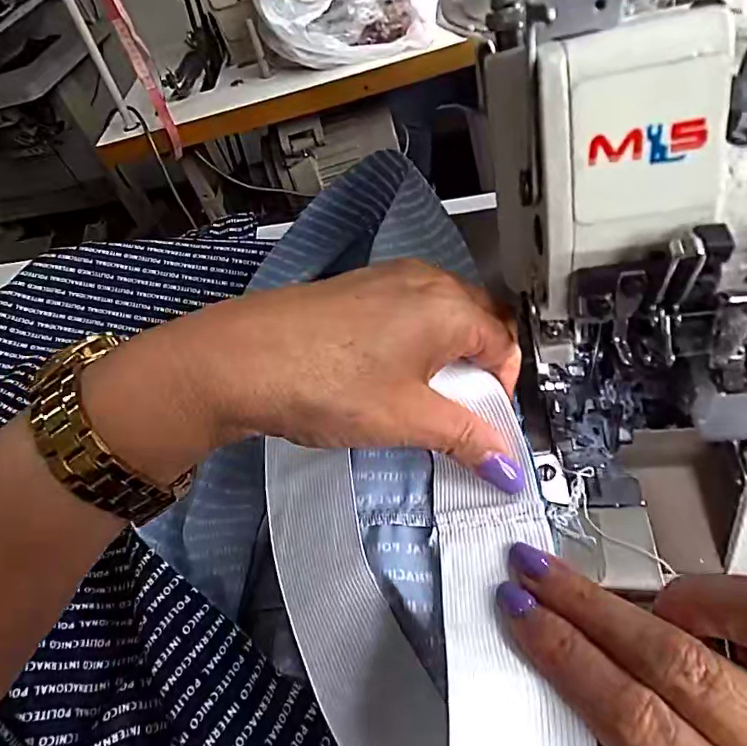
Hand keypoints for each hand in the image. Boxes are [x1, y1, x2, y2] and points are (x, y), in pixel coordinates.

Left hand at [86, 258, 529, 490]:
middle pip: (480, 324)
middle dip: (479, 368)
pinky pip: (410, 309)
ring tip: (419, 392)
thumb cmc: (330, 385)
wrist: (237, 360)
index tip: (480, 422)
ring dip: (447, 353)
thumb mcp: (408, 419)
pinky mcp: (359, 284)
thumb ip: (467, 438)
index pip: (505, 346)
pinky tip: (385, 369)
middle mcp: (427, 280)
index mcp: (450, 306)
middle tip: (456, 408)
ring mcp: (390, 276)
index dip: (502, 389)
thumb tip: (508, 469)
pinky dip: (417, 338)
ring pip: (444, 314)